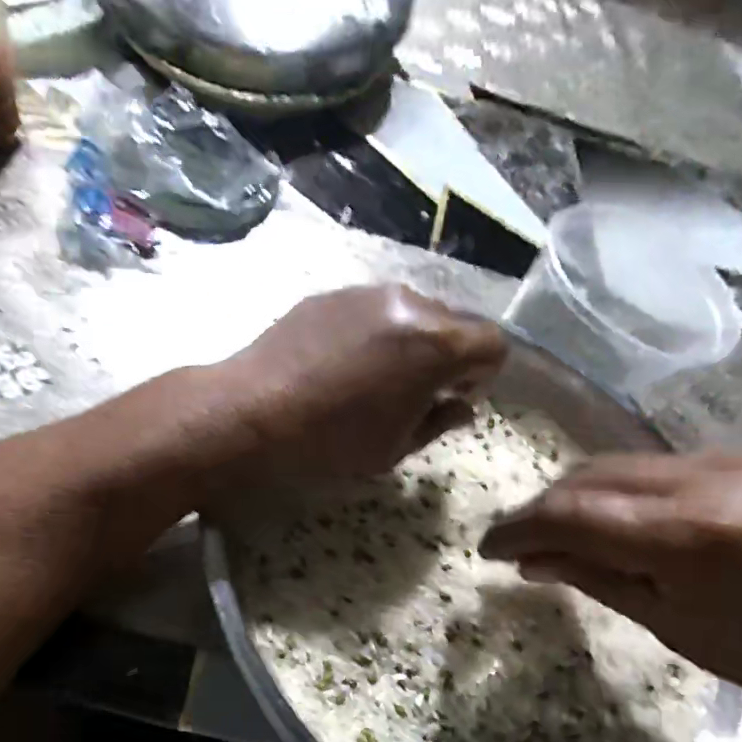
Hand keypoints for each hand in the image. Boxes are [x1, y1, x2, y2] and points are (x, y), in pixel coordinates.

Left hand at [205, 285, 507, 479]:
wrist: (248, 412)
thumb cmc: (326, 441)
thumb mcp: (392, 448)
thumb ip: (438, 421)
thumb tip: (460, 406)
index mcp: (436, 342)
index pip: (492, 343)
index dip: (481, 374)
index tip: (452, 397)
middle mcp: (406, 303)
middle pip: (452, 321)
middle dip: (446, 353)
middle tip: (414, 389)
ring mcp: (362, 293)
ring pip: (408, 310)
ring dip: (406, 338)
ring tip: (371, 375)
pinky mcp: (326, 296)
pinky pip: (366, 310)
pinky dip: (368, 331)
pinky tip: (337, 362)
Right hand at [477, 453, 741, 734]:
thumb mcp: (677, 627)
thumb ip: (595, 578)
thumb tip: (530, 560)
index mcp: (687, 536)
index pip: (568, 513)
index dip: (516, 529)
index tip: (485, 549)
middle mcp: (705, 481)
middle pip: (585, 477)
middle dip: (541, 509)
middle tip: (517, 544)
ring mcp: (729, 461)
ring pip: (614, 464)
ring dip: (574, 496)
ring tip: (557, 533)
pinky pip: (651, 466)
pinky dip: (614, 490)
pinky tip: (609, 520)